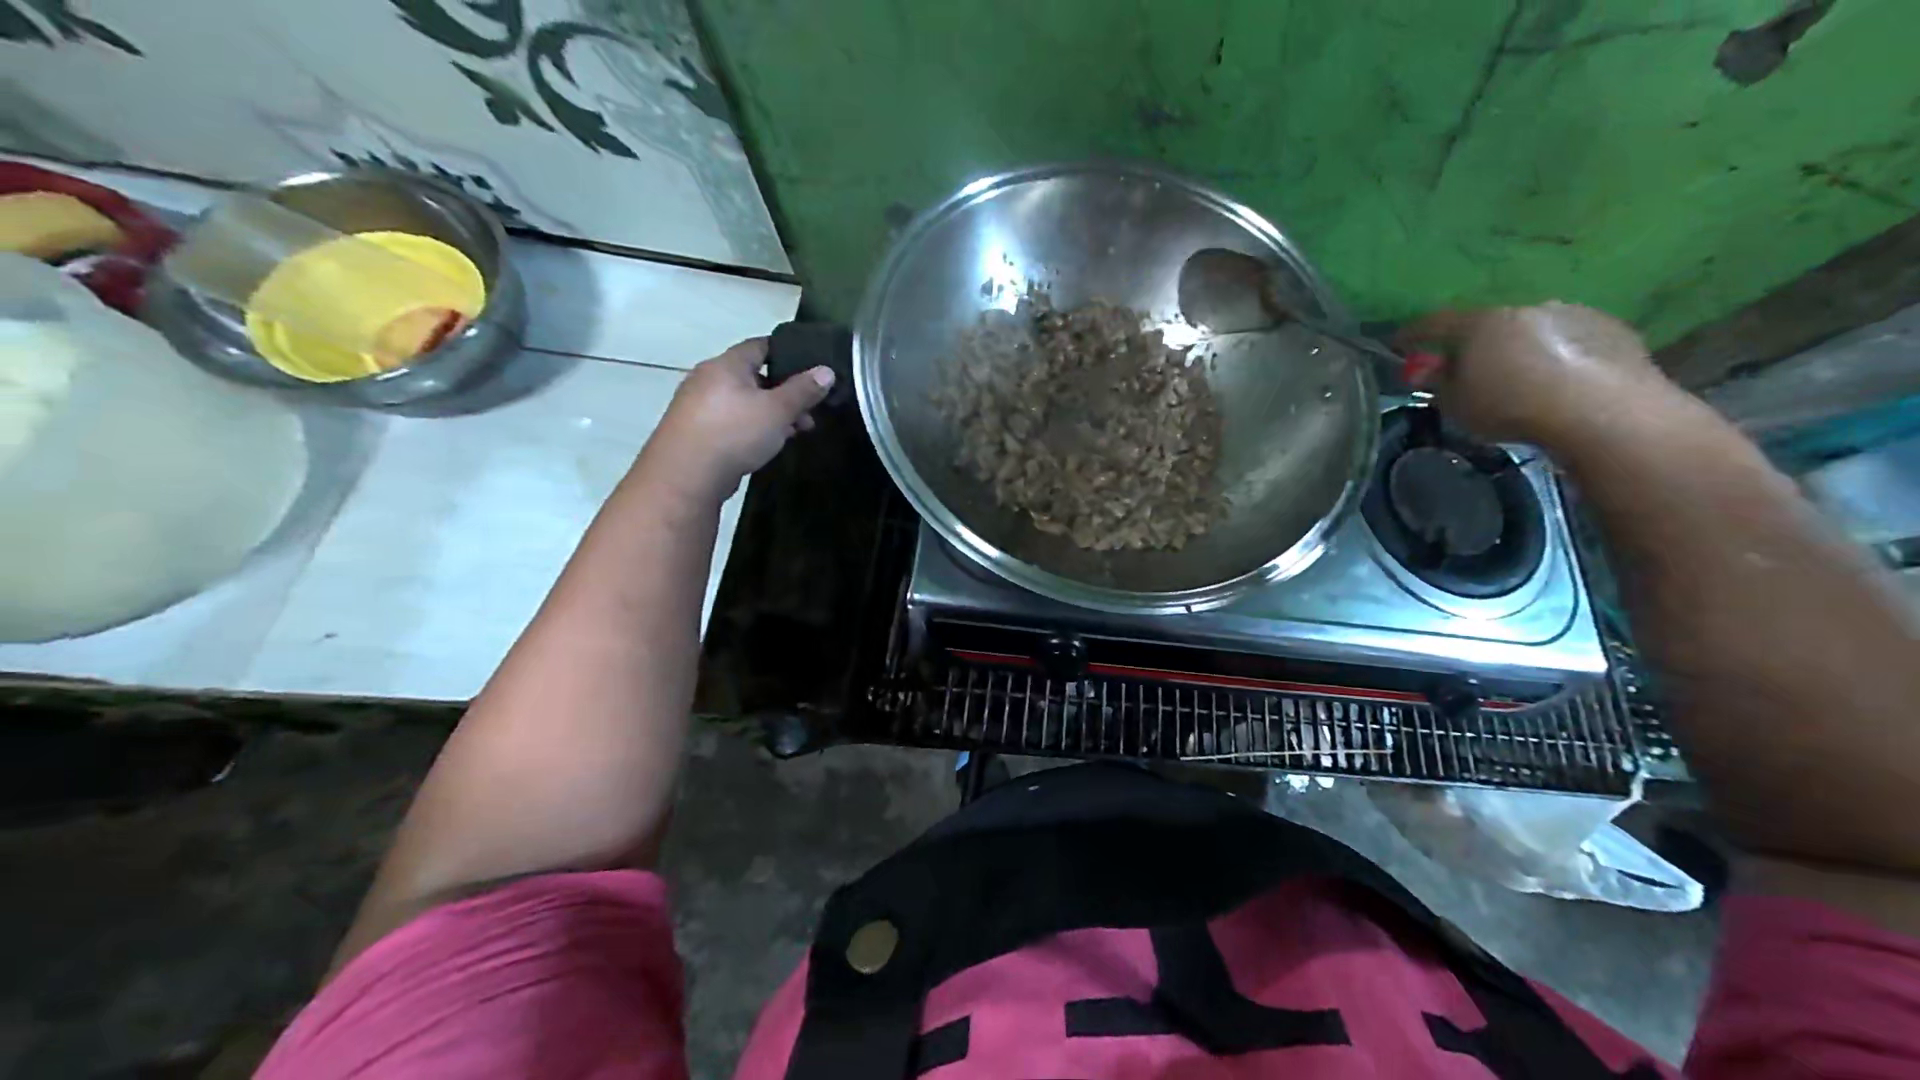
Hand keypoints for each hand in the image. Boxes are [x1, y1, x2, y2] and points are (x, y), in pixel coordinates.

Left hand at [641, 338, 833, 499]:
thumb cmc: (735, 432)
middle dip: (785, 393)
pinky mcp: (696, 431)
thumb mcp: (777, 410)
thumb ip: (803, 390)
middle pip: (754, 376)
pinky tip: (767, 445)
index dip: (788, 353)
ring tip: (794, 432)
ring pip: (744, 402)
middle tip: (808, 412)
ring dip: (771, 414)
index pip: (760, 345)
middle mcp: (709, 378)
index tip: (812, 368)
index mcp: (727, 364)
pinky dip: (752, 427)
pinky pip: (732, 421)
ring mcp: (699, 406)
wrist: (685, 475)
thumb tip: (827, 371)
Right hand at [1399, 303, 1671, 446]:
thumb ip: (1439, 384)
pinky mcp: (1610, 328)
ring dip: (1518, 348)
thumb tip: (1428, 371)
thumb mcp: (1457, 405)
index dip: (1413, 334)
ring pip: (1531, 330)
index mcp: (1482, 323)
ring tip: (1518, 378)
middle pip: (1488, 325)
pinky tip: (1557, 381)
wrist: (1603, 411)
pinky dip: (1556, 355)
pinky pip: (1568, 340)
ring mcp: (1572, 313)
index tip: (1399, 344)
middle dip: (1473, 344)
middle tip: (1466, 369)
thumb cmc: (1513, 407)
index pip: (1435, 322)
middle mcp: (1525, 308)